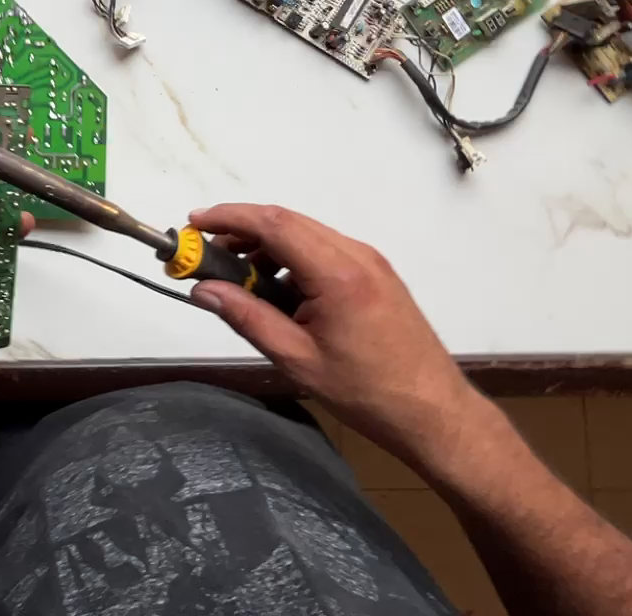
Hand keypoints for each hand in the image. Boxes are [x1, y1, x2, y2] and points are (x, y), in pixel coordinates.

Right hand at [188, 203, 485, 466]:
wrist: (436, 414)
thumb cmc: (366, 392)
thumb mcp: (297, 359)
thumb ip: (246, 317)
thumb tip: (202, 290)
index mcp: (338, 273)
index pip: (274, 225)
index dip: (230, 217)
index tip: (195, 223)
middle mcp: (356, 254)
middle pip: (287, 220)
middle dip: (241, 228)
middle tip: (206, 249)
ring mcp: (369, 260)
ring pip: (304, 231)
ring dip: (265, 242)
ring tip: (236, 273)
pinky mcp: (374, 272)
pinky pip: (321, 247)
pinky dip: (289, 254)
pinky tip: (274, 286)